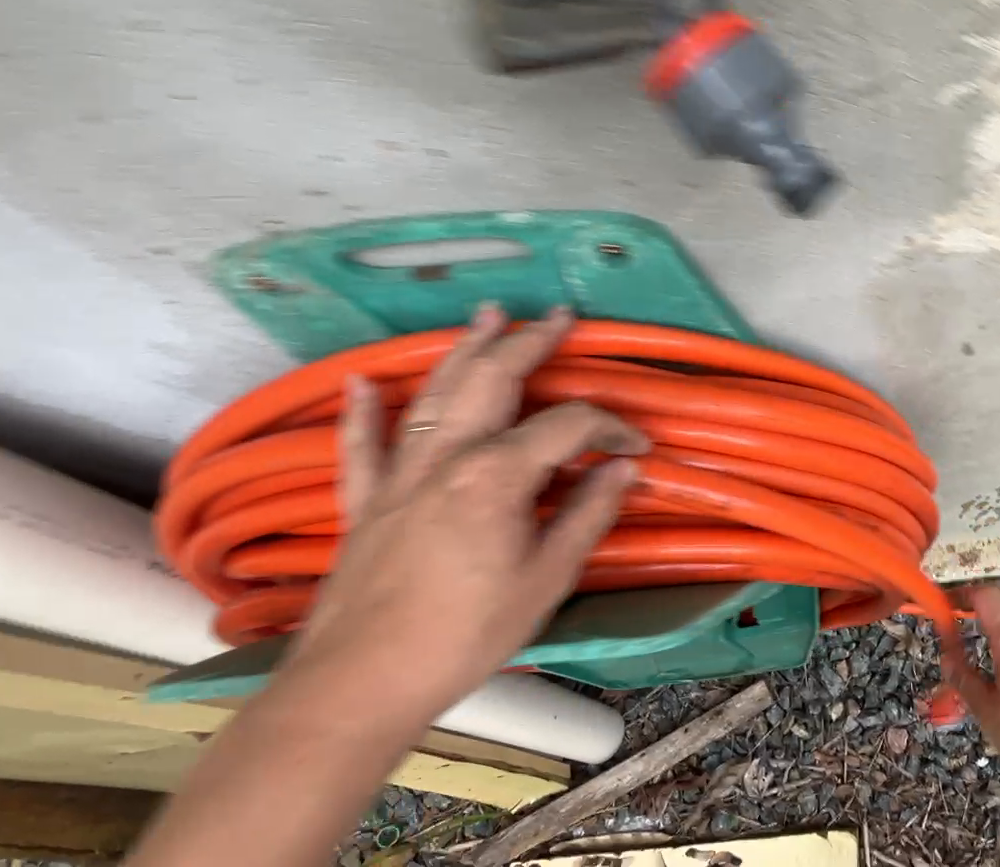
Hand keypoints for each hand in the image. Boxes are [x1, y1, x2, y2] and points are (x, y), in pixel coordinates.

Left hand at [285, 304, 648, 716]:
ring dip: (464, 350)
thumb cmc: (468, 633)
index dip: (611, 427)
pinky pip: (361, 446)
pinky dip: (362, 410)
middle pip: (493, 381)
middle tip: (558, 316)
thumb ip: (588, 515)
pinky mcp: (366, 502)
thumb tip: (624, 469)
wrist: (360, 685)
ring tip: (487, 315)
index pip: (569, 426)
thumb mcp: (548, 578)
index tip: (638, 447)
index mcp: (498, 474)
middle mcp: (447, 458)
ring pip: (435, 396)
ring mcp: (400, 476)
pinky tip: (364, 381)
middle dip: (530, 343)